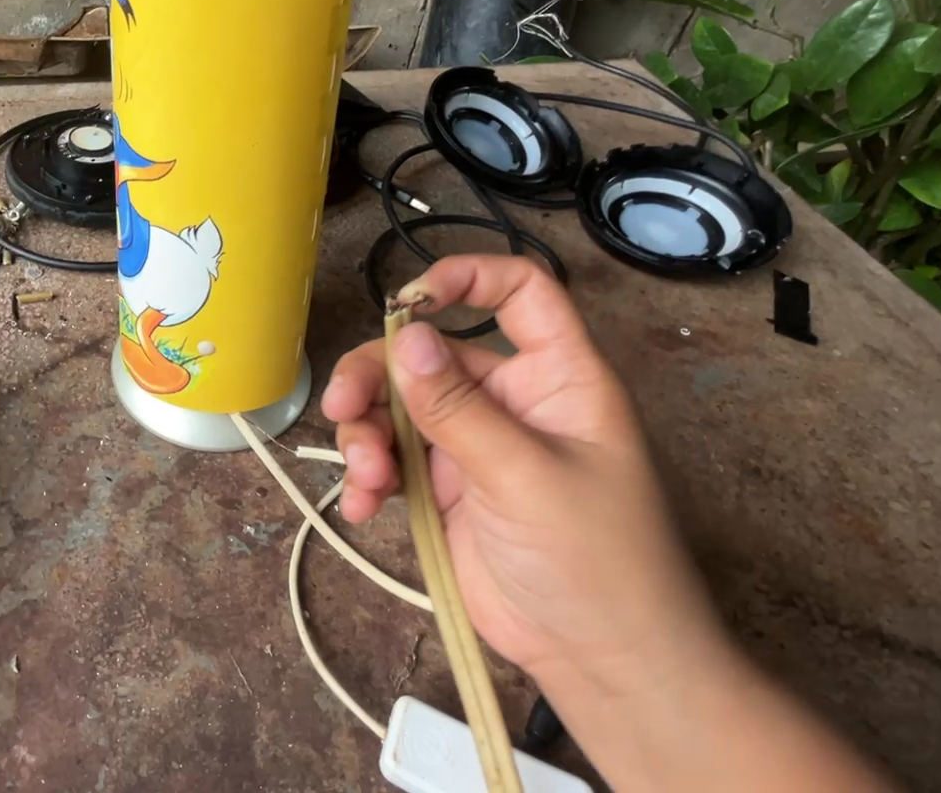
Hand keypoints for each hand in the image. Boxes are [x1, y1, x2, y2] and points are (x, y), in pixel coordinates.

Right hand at [321, 255, 723, 689]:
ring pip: (395, 405)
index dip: (466, 279)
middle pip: (427, 354)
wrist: (598, 663)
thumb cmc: (594, 562)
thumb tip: (407, 336)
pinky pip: (388, 457)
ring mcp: (470, 443)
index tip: (407, 301)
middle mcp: (507, 399)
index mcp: (554, 378)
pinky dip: (366, 475)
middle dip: (375, 378)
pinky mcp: (441, 485)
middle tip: (342, 410)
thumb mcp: (524, 477)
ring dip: (364, 434)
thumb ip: (458, 408)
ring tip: (364, 478)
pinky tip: (361, 506)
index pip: (520, 294)